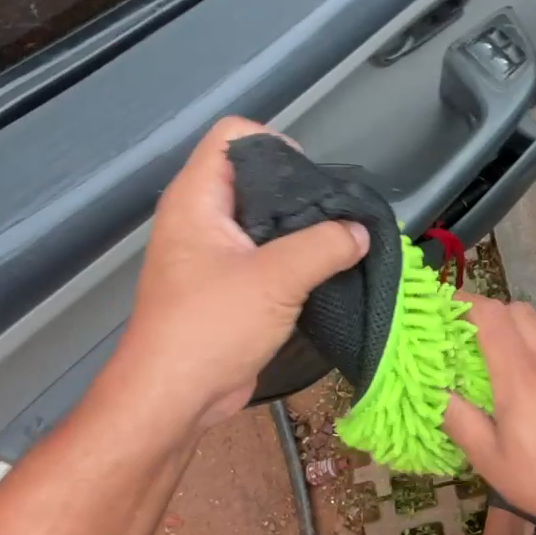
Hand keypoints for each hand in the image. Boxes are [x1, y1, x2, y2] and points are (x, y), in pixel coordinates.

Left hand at [104, 117, 367, 432]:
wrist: (174, 397)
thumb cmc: (211, 328)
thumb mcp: (276, 279)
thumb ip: (325, 246)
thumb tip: (362, 232)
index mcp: (198, 199)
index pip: (235, 136)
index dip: (278, 145)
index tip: (315, 183)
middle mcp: (203, 219)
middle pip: (258, 178)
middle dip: (303, 192)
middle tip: (340, 219)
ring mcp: (216, 255)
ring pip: (269, 222)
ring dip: (306, 231)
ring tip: (342, 246)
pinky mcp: (231, 288)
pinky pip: (270, 258)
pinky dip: (299, 262)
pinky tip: (328, 275)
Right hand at [444, 296, 535, 531]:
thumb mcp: (489, 458)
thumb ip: (458, 419)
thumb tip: (435, 391)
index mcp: (521, 376)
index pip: (492, 316)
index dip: (465, 303)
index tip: (444, 308)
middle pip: (518, 311)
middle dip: (489, 313)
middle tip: (466, 337)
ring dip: (515, 331)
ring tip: (495, 361)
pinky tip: (529, 384)